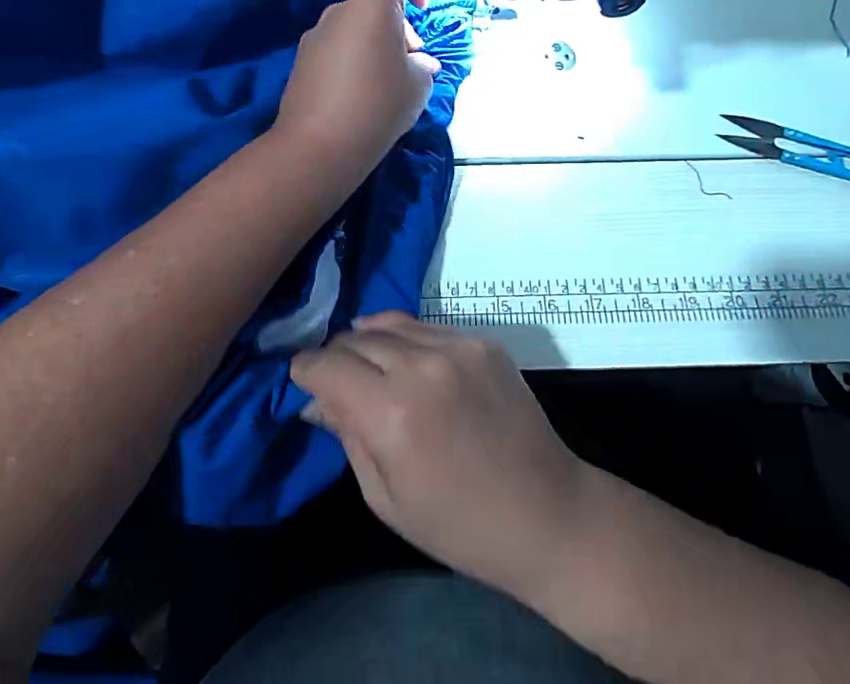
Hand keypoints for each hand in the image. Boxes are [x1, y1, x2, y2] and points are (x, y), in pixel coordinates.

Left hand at [274, 0, 438, 175]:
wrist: (316, 146)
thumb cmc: (377, 107)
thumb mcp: (418, 86)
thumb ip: (423, 64)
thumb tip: (416, 63)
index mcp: (373, 5)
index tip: (421, 10)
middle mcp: (340, 11)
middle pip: (376, 1)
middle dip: (398, 26)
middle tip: (408, 65)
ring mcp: (316, 35)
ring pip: (355, 27)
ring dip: (374, 45)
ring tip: (384, 87)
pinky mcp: (302, 61)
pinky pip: (336, 48)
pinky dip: (352, 61)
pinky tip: (358, 98)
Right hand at [289, 312, 596, 598]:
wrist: (549, 514)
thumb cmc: (458, 524)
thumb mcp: (384, 497)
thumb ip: (346, 435)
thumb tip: (315, 400)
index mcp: (392, 413)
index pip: (325, 366)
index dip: (304, 371)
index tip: (301, 380)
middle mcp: (422, 366)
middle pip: (353, 339)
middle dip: (334, 357)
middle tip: (334, 382)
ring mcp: (457, 347)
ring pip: (387, 324)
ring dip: (367, 343)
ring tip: (368, 368)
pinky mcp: (482, 341)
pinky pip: (424, 327)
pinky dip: (404, 341)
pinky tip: (407, 364)